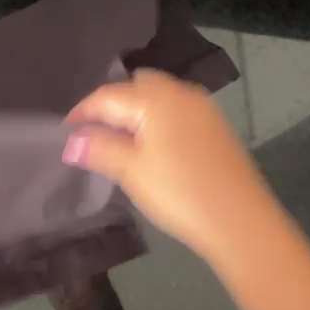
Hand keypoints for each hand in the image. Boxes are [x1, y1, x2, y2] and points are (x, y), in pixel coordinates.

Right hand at [64, 70, 281, 263]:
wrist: (243, 224)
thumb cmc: (180, 193)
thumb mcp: (131, 172)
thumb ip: (98, 149)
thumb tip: (72, 140)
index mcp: (154, 98)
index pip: (107, 96)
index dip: (83, 112)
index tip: (65, 132)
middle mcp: (179, 93)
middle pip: (135, 85)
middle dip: (112, 104)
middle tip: (95, 133)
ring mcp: (203, 109)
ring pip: (158, 96)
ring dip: (136, 110)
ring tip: (121, 141)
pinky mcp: (216, 127)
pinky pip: (177, 110)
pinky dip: (158, 119)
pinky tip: (154, 147)